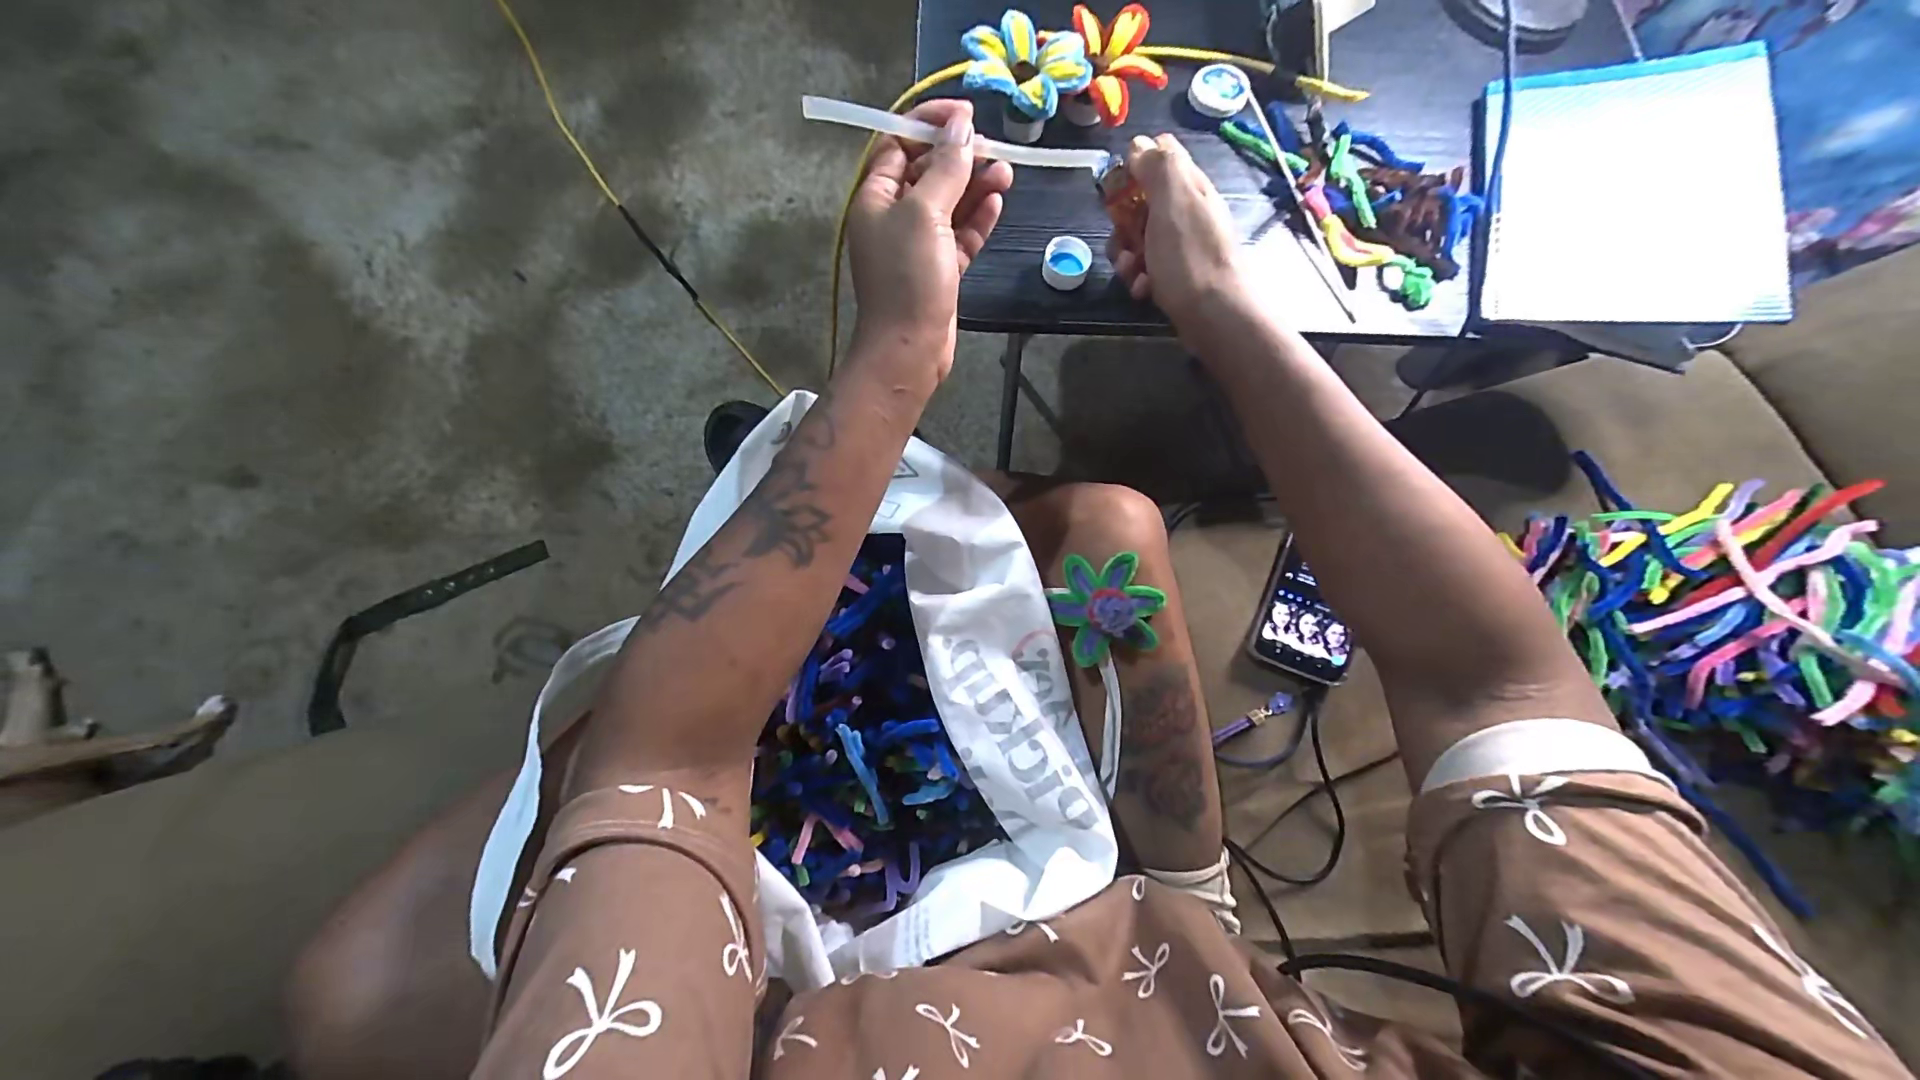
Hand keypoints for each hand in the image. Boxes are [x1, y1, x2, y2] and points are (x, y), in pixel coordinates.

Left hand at [846, 99, 1013, 391]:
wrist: (909, 348)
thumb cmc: (908, 278)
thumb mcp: (925, 214)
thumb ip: (945, 168)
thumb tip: (962, 128)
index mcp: (876, 197)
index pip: (899, 144)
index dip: (930, 124)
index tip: (967, 115)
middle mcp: (894, 216)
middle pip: (928, 171)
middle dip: (960, 156)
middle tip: (994, 149)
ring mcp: (919, 245)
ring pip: (950, 203)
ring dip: (976, 186)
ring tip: (1006, 174)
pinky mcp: (940, 269)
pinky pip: (960, 234)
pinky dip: (978, 218)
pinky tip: (997, 203)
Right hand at [1107, 134, 1249, 326]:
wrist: (1214, 315)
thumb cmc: (1190, 258)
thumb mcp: (1173, 200)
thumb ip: (1157, 166)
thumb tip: (1138, 145)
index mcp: (1187, 186)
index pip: (1158, 155)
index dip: (1132, 169)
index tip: (1118, 193)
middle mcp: (1185, 211)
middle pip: (1139, 203)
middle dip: (1122, 224)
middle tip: (1127, 241)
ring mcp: (1180, 245)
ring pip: (1137, 240)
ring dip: (1126, 257)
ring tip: (1134, 273)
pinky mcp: (1174, 275)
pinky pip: (1145, 269)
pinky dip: (1138, 279)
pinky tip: (1144, 290)